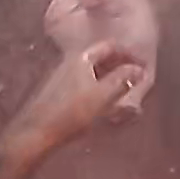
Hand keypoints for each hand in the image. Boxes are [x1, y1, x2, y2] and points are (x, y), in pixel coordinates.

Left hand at [0, 41, 146, 167]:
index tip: (142, 63)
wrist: (37, 132)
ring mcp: (61, 77)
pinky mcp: (57, 93)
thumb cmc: (73, 112)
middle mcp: (69, 62)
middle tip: (135, 79)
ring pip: (91, 73)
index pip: (109, 46)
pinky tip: (103, 105)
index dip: (128, 53)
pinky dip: (97, 90)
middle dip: (119, 67)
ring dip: (108, 79)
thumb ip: (123, 79)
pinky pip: (83, 85)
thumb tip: (139, 69)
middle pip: (100, 59)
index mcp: (81, 58)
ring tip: (123, 93)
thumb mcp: (104, 95)